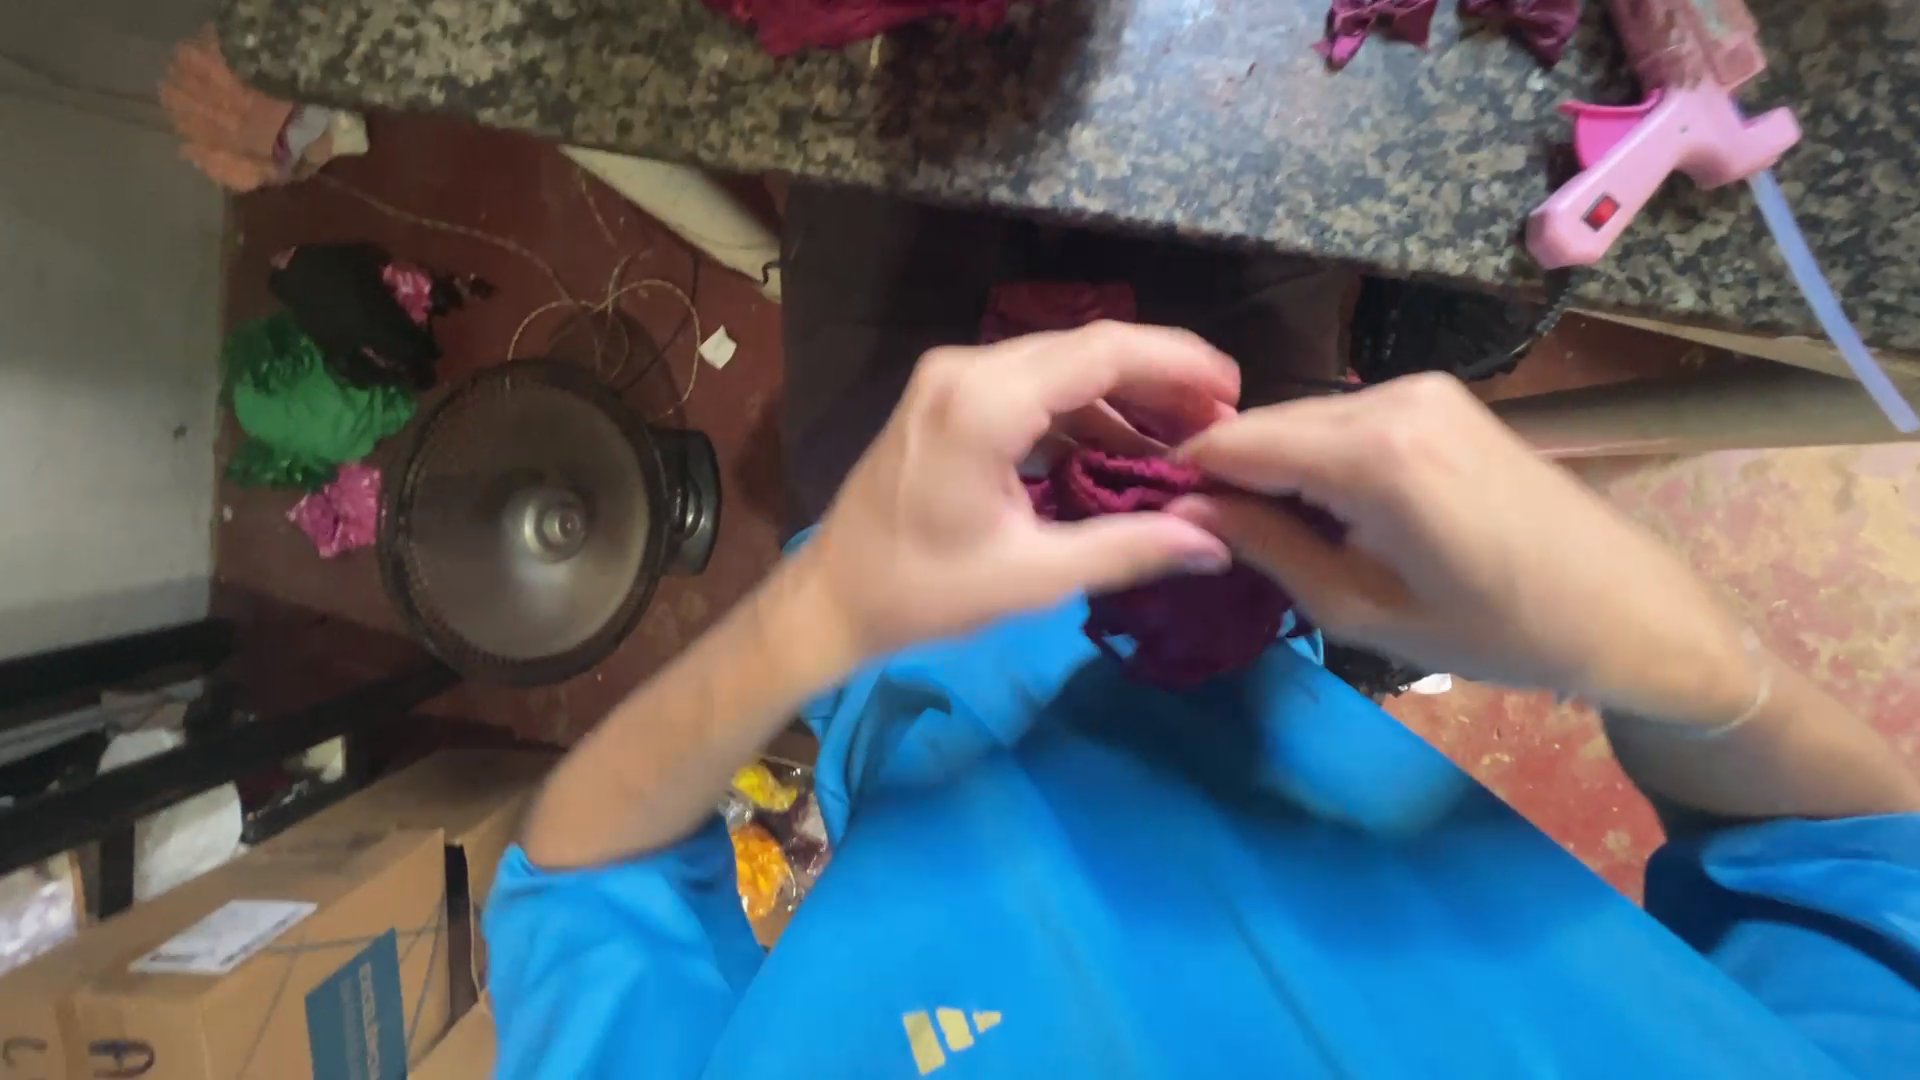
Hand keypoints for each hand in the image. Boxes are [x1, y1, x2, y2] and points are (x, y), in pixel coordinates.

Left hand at [792, 322, 1239, 663]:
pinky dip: (1076, 416)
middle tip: (1215, 425)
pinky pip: (1028, 391)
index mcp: (985, 402)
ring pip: (1058, 369)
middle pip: (1085, 352)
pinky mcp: (945, 401)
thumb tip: (1213, 543)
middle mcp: (965, 370)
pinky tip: (1115, 450)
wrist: (832, 598)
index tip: (1232, 392)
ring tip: (1176, 444)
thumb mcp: (1031, 577)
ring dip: (1119, 401)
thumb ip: (1127, 549)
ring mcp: (950, 381)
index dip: (1178, 363)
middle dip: (1157, 382)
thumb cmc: (921, 592)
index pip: (1103, 351)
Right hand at [1171, 373, 1759, 725]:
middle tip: (1207, 532)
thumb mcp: (1356, 607)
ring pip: (1296, 418)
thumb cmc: (1493, 630)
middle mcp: (1392, 400)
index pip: (1233, 443)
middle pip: (1262, 423)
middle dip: (1223, 471)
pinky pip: (1337, 419)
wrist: (1628, 609)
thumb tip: (1185, 510)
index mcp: (1374, 455)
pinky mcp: (1435, 396)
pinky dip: (1308, 455)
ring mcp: (1419, 389)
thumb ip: (1263, 547)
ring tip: (1264, 526)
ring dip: (1266, 465)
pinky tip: (1318, 502)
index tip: (1158, 515)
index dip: (1184, 475)